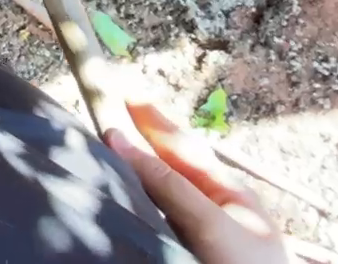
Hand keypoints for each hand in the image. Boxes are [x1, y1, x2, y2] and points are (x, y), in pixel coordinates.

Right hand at [106, 101, 289, 263]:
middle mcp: (216, 207)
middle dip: (143, 136)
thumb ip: (165, 181)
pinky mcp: (185, 249)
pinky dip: (136, 193)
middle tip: (110, 110)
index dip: (152, 116)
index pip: (182, 144)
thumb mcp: (211, 225)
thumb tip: (115, 136)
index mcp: (230, 193)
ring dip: (135, 165)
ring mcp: (202, 232)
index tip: (122, 90)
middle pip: (172, 162)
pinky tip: (121, 191)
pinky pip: (156, 211)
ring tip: (107, 146)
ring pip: (162, 187)